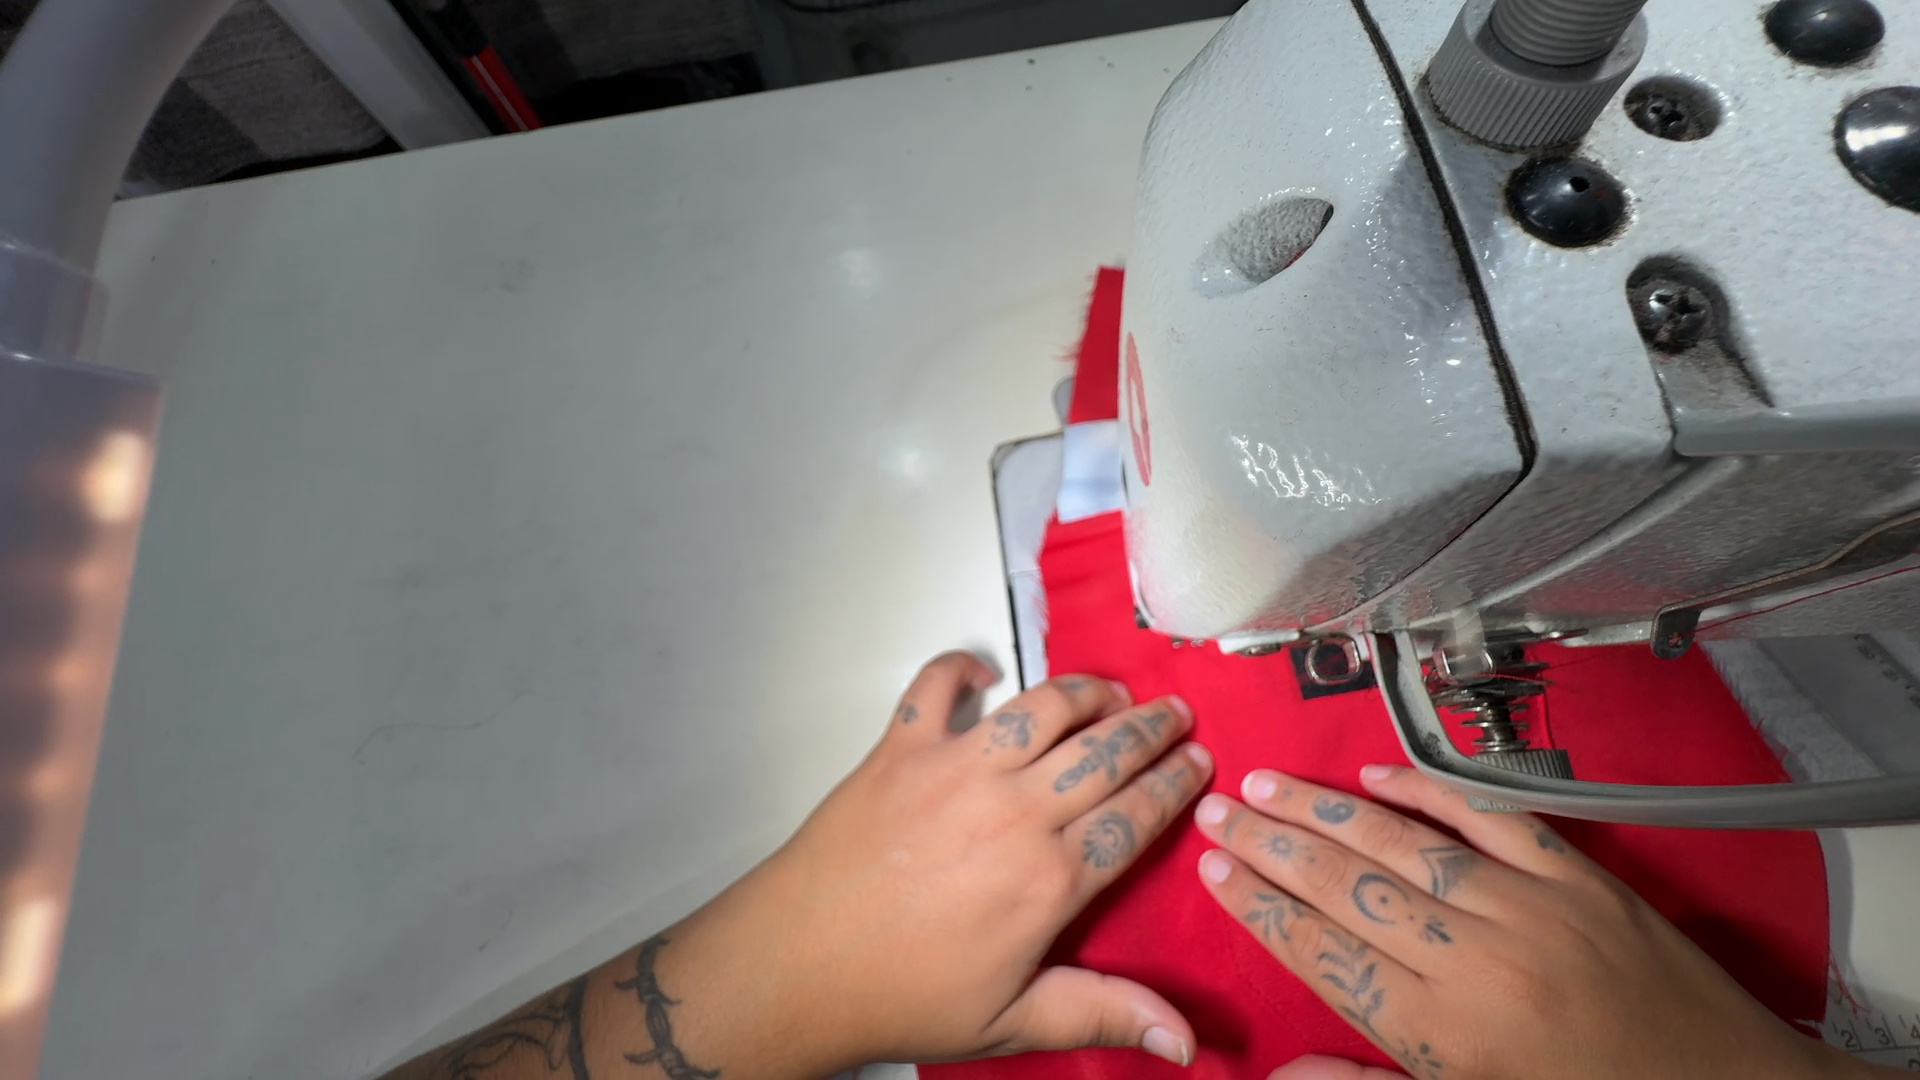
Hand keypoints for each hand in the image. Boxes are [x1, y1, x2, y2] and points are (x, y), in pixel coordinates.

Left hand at [661, 652, 1213, 1074]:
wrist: (800, 963)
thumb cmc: (904, 995)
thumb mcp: (1012, 1022)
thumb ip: (1102, 1013)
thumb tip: (1187, 1040)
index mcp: (1047, 875)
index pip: (1135, 815)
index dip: (1175, 784)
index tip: (1199, 761)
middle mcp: (1012, 807)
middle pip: (1104, 751)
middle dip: (1151, 728)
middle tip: (1175, 711)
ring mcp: (955, 765)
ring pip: (1041, 707)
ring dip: (1085, 691)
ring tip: (1111, 690)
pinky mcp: (902, 745)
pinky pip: (935, 684)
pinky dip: (958, 664)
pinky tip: (983, 666)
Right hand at [1192, 764, 1880, 1079]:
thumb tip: (1273, 1074)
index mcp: (1447, 1036)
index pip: (1320, 952)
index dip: (1257, 905)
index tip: (1210, 866)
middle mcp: (1476, 963)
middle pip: (1343, 886)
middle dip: (1267, 843)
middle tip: (1215, 808)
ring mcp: (1528, 909)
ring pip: (1397, 843)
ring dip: (1321, 808)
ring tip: (1263, 783)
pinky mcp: (1576, 876)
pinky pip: (1487, 818)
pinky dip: (1425, 790)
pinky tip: (1373, 773)